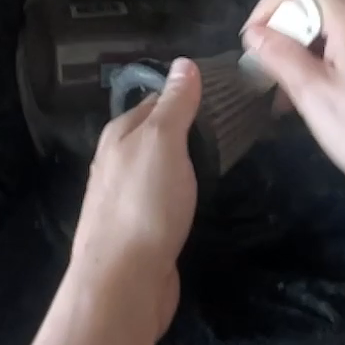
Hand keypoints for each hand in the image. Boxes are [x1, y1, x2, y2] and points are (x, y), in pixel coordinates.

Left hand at [68, 56, 201, 343]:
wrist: (124, 282)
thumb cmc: (145, 202)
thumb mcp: (164, 141)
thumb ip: (175, 104)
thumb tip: (184, 63)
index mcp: (119, 133)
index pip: (155, 100)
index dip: (185, 94)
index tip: (221, 95)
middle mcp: (116, 160)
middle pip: (155, 134)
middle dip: (186, 129)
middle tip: (228, 128)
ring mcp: (124, 197)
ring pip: (158, 168)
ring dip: (183, 163)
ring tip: (219, 159)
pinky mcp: (137, 230)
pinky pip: (161, 198)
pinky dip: (179, 193)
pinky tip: (195, 199)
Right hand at [241, 0, 344, 207]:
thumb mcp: (314, 96)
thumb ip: (279, 55)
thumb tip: (254, 31)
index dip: (266, 7)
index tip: (253, 44)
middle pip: (319, 6)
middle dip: (288, 37)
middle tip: (274, 80)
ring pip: (339, 29)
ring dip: (311, 54)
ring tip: (299, 99)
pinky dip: (337, 61)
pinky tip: (334, 100)